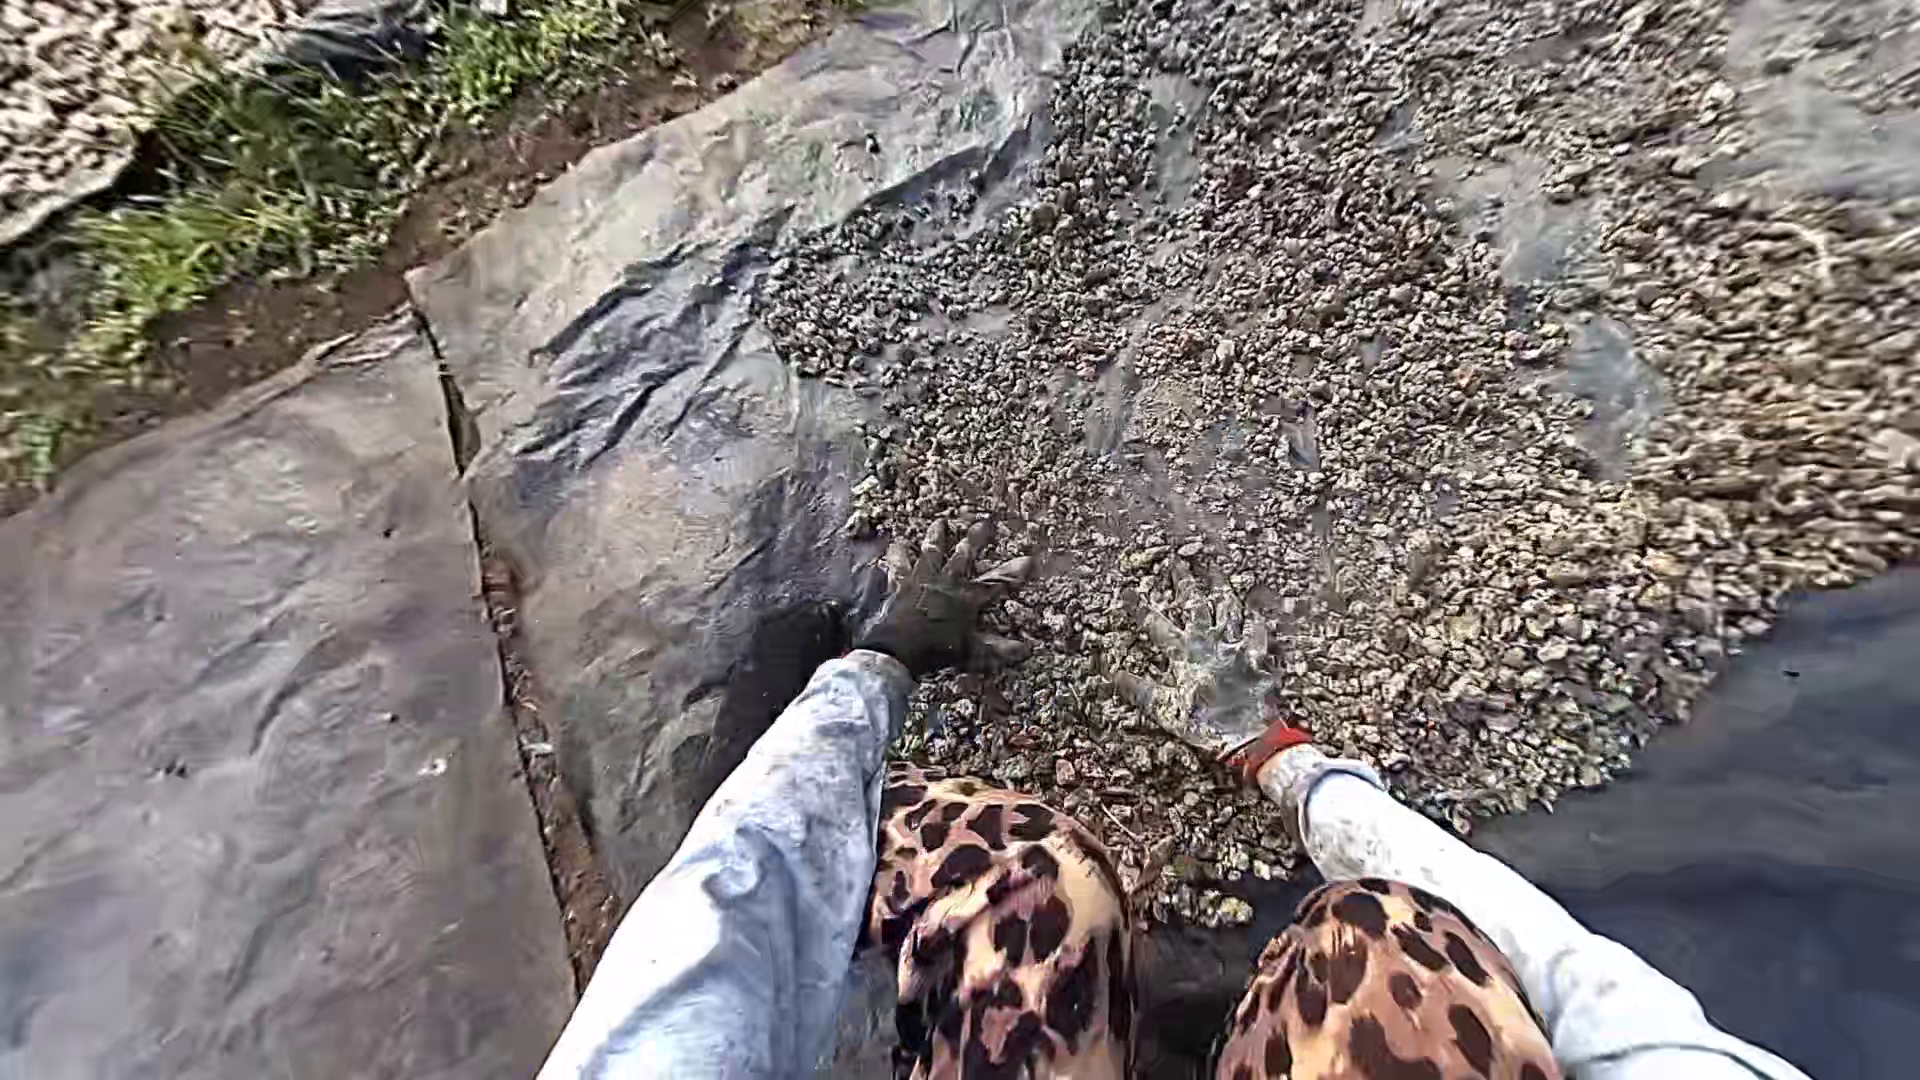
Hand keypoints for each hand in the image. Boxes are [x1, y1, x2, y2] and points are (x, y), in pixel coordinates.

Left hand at [855, 519, 1033, 677]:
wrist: (899, 649)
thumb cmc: (938, 650)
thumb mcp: (972, 653)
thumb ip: (998, 650)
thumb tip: (1026, 650)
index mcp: (967, 597)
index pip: (997, 582)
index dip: (1014, 572)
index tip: (1029, 559)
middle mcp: (947, 581)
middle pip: (965, 555)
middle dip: (977, 539)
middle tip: (984, 522)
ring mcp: (922, 579)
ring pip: (932, 552)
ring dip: (937, 536)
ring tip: (940, 522)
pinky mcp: (901, 584)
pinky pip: (899, 566)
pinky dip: (897, 556)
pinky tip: (895, 544)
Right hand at [1106, 559, 1311, 782]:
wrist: (1249, 738)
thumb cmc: (1203, 724)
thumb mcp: (1164, 709)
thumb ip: (1138, 689)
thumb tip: (1111, 673)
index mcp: (1183, 653)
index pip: (1155, 623)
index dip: (1138, 606)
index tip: (1126, 589)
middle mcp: (1208, 642)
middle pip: (1194, 604)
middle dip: (1183, 582)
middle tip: (1177, 562)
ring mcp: (1235, 646)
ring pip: (1227, 608)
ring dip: (1220, 588)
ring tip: (1215, 571)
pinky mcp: (1258, 656)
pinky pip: (1258, 631)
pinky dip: (1256, 619)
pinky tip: (1255, 610)